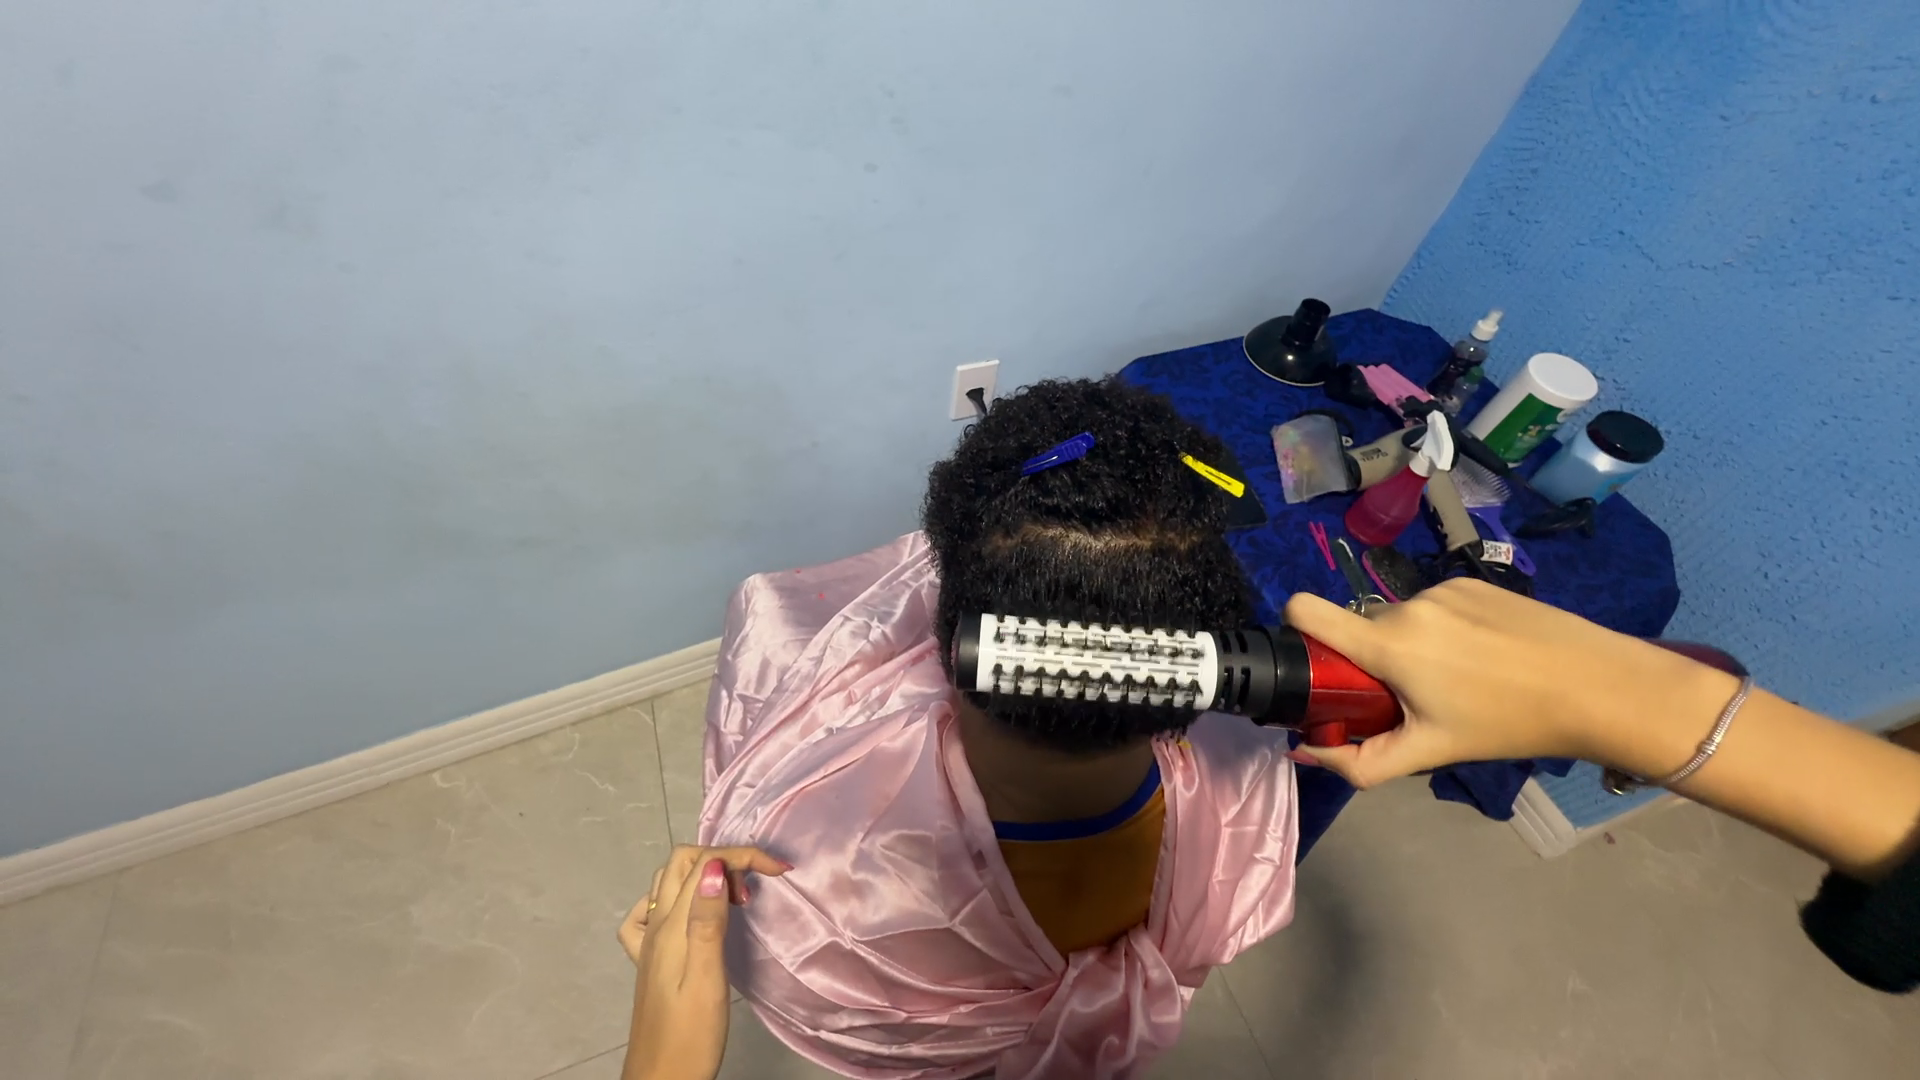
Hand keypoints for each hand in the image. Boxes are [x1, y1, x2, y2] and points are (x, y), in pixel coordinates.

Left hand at [619, 845, 790, 1079]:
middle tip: (753, 888)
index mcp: (672, 927)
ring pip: (668, 882)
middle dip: (724, 859)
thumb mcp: (707, 979)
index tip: (779, 871)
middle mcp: (655, 927)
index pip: (705, 865)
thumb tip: (713, 868)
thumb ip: (708, 921)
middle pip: (683, 863)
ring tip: (734, 900)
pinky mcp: (649, 960)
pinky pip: (648, 912)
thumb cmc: (691, 1037)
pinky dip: (670, 899)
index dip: (743, 857)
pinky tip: (688, 916)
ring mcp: (648, 943)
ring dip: (705, 875)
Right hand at [1282, 578, 1731, 787]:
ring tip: (1457, 675)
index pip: (1305, 609)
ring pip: (1397, 618)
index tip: (1316, 661)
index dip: (1294, 628)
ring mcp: (1441, 589)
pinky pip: (1432, 604)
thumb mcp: (1431, 751)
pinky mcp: (1472, 581)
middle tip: (1410, 693)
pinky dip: (1441, 628)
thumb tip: (1307, 754)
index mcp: (1388, 643)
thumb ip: (1360, 762)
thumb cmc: (1509, 723)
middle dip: (1369, 657)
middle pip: (1358, 626)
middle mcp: (1405, 604)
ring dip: (1407, 643)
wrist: (1605, 688)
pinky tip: (1482, 653)